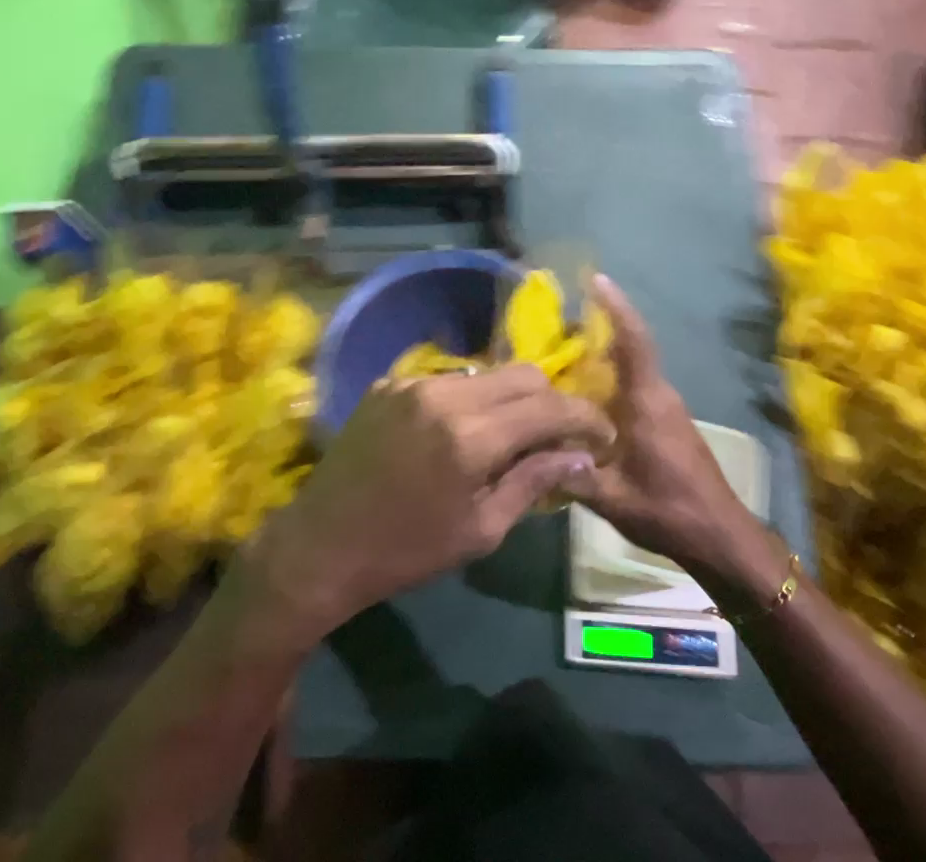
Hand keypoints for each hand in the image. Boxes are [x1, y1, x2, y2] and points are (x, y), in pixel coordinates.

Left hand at [238, 364, 613, 641]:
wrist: (322, 545)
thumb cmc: (407, 552)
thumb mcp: (482, 530)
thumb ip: (534, 482)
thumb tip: (581, 457)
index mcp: (471, 436)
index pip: (551, 406)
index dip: (586, 419)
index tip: (602, 438)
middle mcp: (444, 394)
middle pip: (522, 374)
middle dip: (552, 401)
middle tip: (560, 437)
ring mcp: (410, 385)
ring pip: (485, 373)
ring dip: (510, 399)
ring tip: (512, 436)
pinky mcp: (386, 386)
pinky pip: (447, 380)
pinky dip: (469, 400)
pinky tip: (463, 432)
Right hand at [571, 275, 758, 573]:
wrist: (719, 537)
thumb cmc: (669, 512)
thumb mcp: (611, 498)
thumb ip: (570, 472)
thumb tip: (530, 450)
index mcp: (647, 404)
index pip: (634, 342)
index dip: (617, 308)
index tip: (597, 280)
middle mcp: (659, 397)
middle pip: (628, 350)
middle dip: (595, 332)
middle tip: (552, 328)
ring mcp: (665, 411)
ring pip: (629, 372)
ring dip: (599, 361)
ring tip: (556, 362)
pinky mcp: (665, 425)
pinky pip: (632, 391)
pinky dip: (606, 385)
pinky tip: (578, 402)